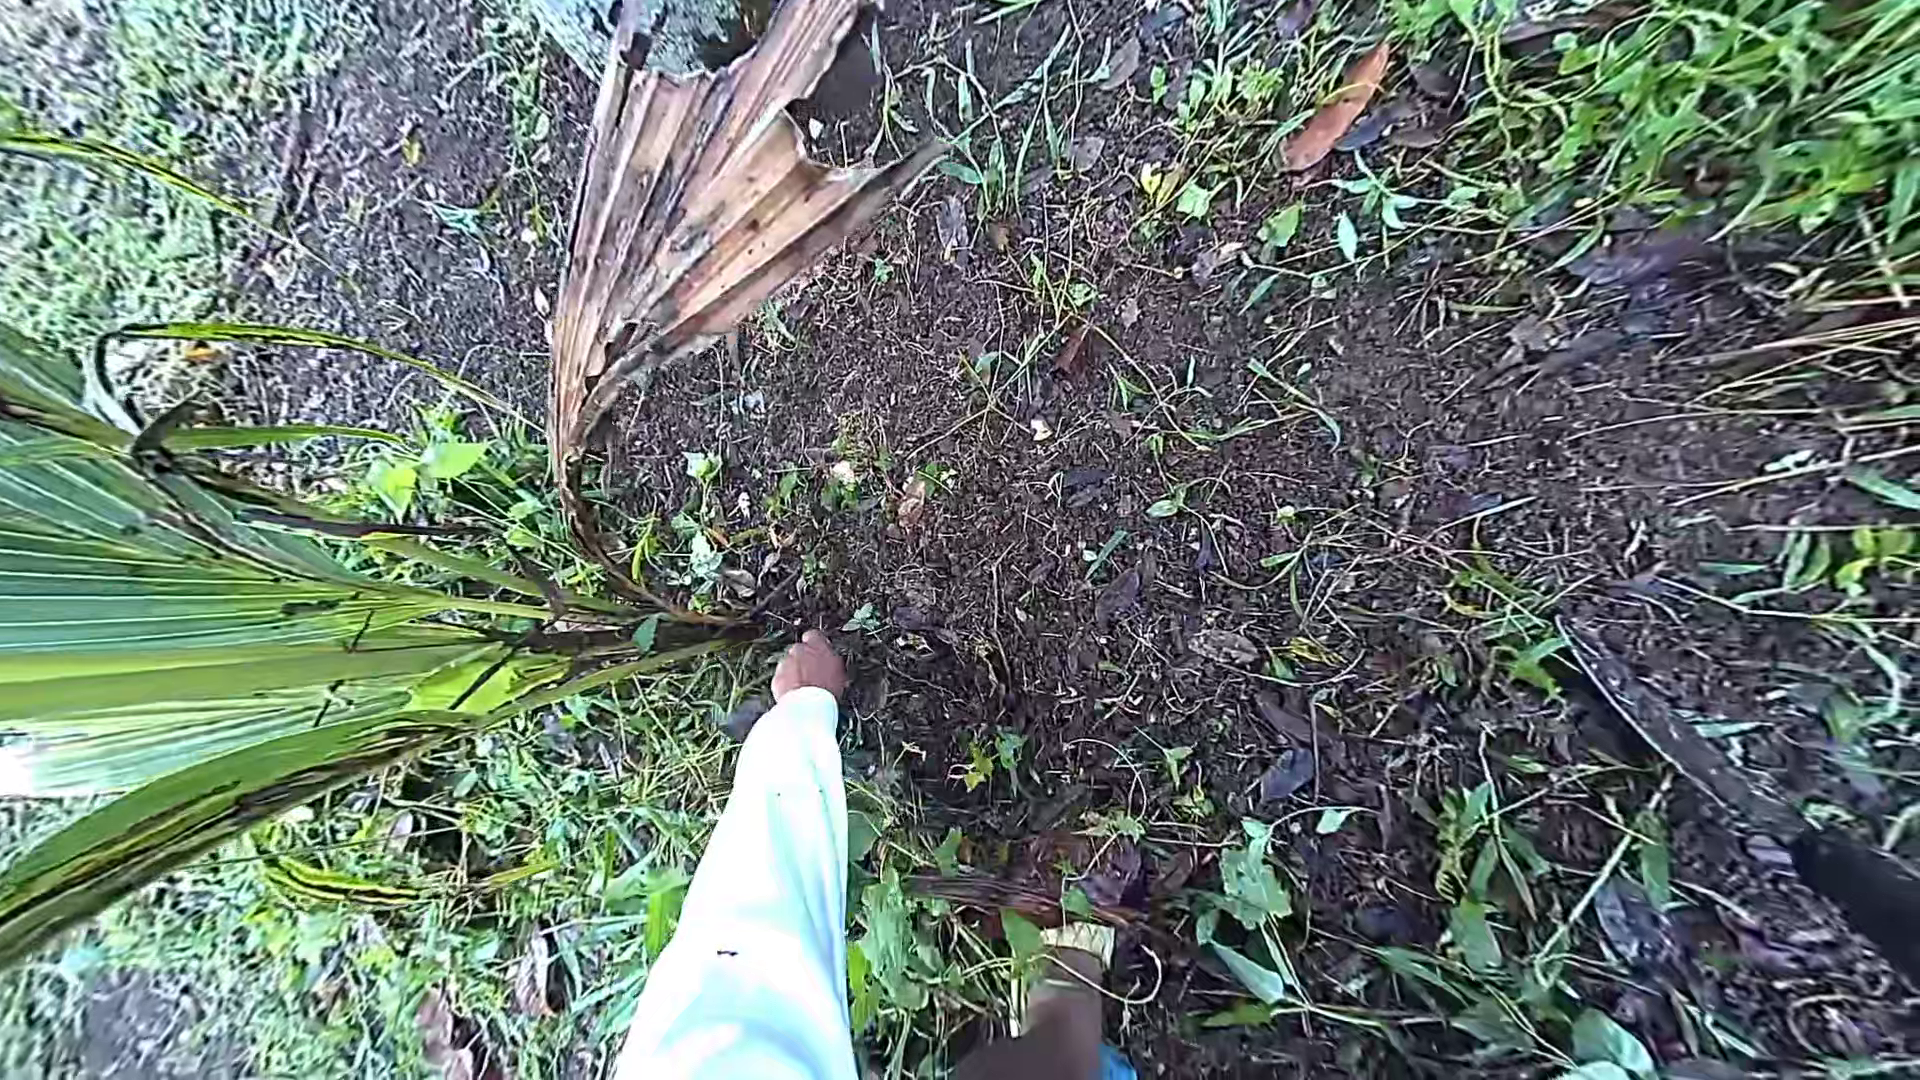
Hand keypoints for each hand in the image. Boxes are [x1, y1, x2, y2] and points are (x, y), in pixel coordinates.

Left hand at [773, 629, 845, 701]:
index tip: (817, 650)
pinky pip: (781, 677)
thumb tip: (832, 658)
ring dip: (794, 671)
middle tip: (812, 672)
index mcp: (818, 645)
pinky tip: (796, 692)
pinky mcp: (777, 677)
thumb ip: (832, 658)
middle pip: (800, 650)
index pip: (814, 635)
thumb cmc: (827, 690)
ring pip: (789, 663)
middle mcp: (800, 650)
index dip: (815, 643)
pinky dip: (786, 682)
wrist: (809, 706)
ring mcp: (786, 663)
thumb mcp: (839, 670)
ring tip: (804, 685)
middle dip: (803, 659)